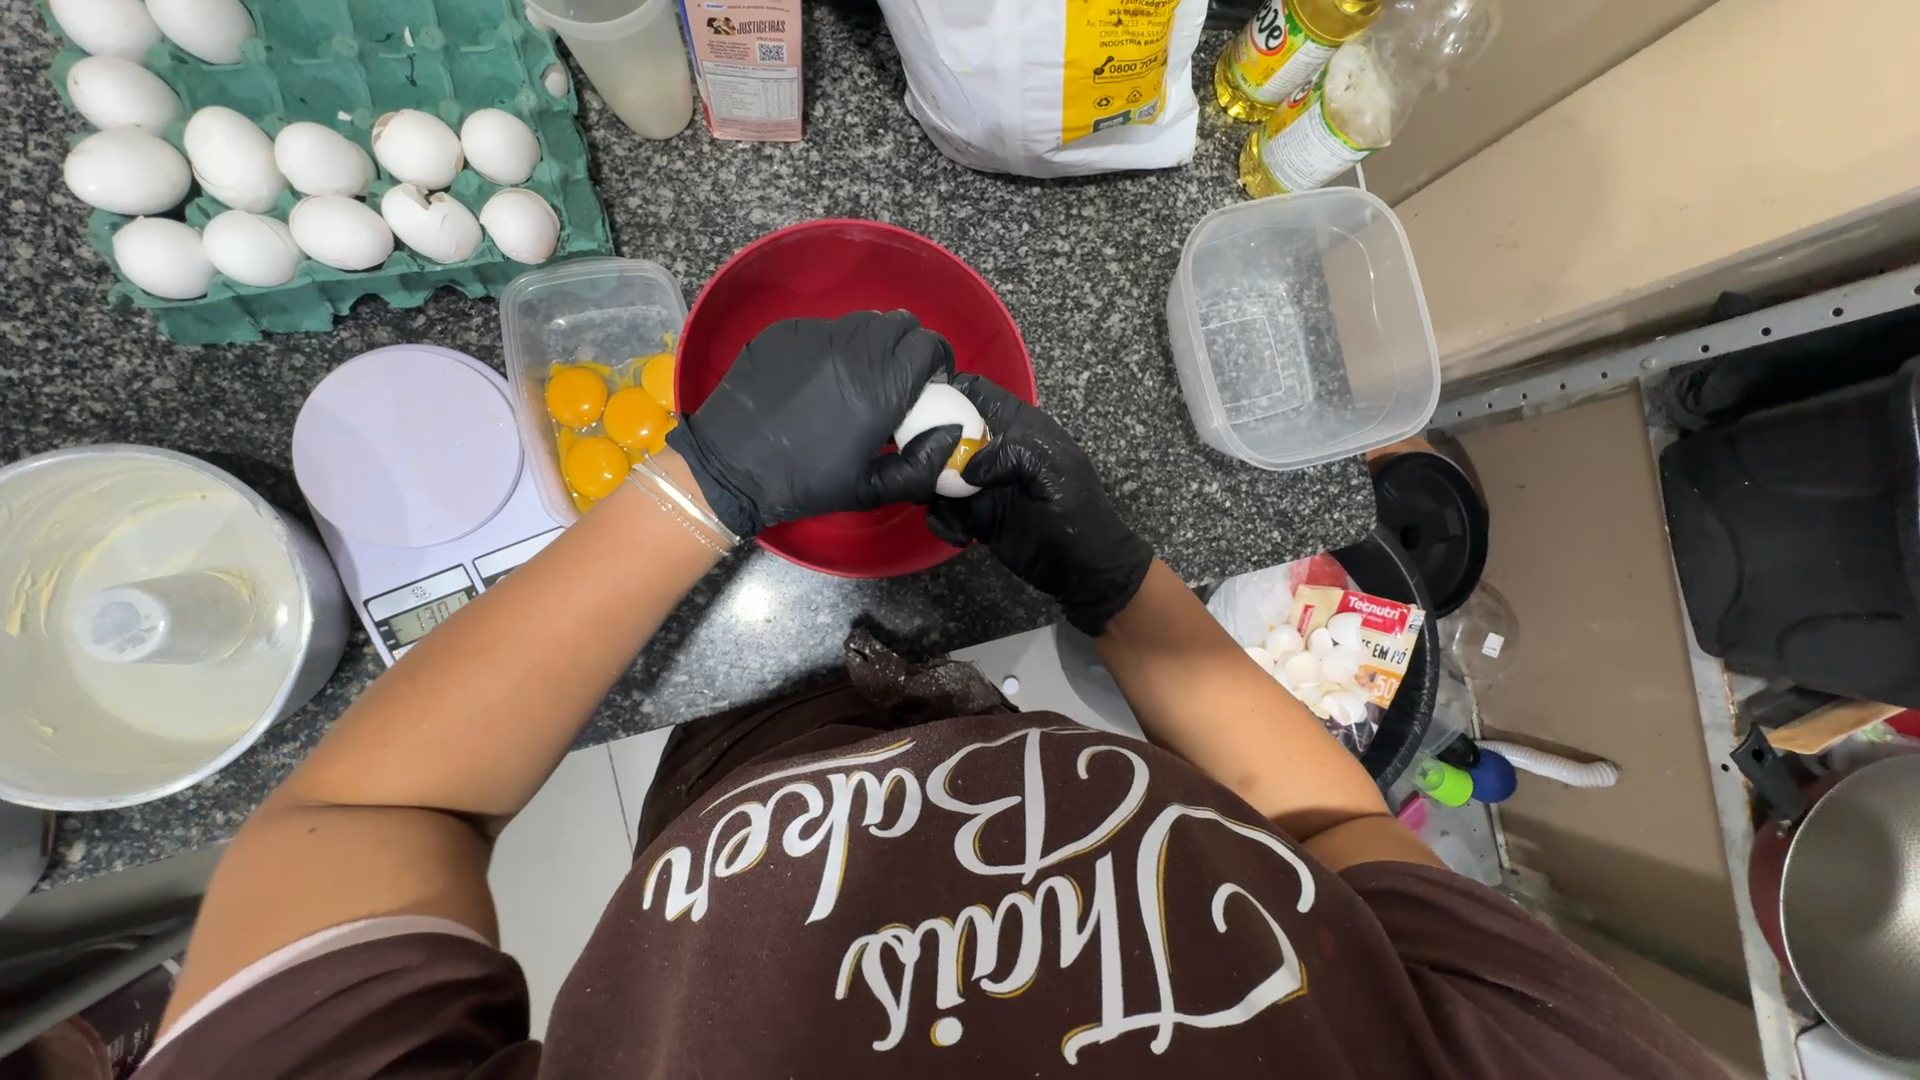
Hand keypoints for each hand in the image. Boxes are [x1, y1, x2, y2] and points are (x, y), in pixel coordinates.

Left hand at [666, 311, 962, 537]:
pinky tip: (820, 378)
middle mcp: (853, 349)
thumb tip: (951, 432)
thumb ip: (923, 464)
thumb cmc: (806, 483)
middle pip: (902, 323)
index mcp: (882, 387)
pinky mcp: (786, 331)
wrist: (731, 467)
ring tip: (862, 376)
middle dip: (911, 346)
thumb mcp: (872, 490)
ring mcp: (817, 334)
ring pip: (864, 320)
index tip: (932, 383)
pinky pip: (827, 327)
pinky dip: (836, 346)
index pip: (930, 345)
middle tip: (901, 377)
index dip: (938, 361)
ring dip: (875, 343)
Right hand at [927, 374, 1152, 635]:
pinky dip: (944, 522)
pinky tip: (963, 536)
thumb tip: (967, 468)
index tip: (915, 410)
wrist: (1083, 570)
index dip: (943, 393)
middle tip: (924, 476)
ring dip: (933, 494)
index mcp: (1018, 426)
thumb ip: (1012, 452)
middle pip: (943, 432)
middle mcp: (994, 449)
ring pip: (937, 474)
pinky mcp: (975, 515)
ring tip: (953, 516)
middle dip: (926, 451)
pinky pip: (943, 509)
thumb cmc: (1077, 515)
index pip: (973, 392)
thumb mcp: (1054, 471)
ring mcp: (982, 484)